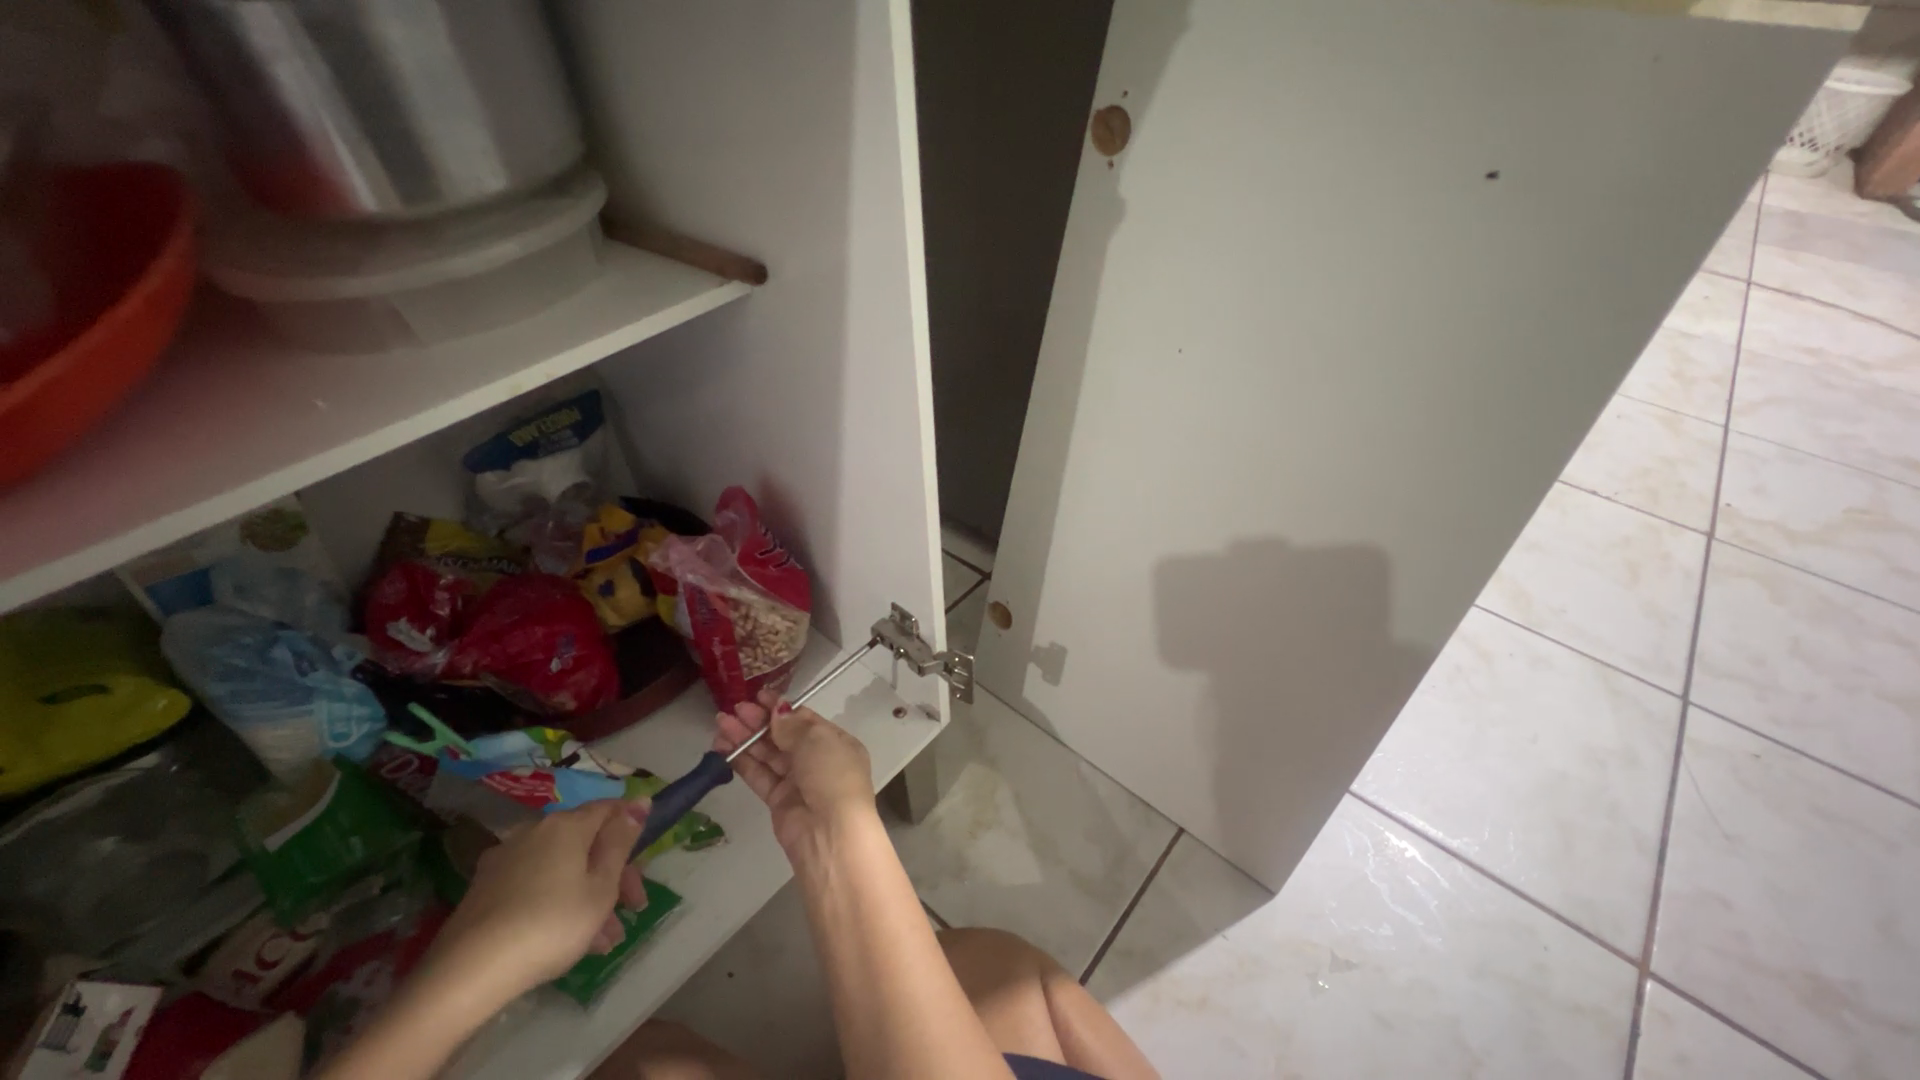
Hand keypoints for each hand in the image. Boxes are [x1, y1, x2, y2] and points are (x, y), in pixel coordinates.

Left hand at [425, 797, 651, 1000]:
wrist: (470, 971)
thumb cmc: (552, 924)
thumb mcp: (601, 886)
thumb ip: (621, 842)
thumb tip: (639, 802)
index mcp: (566, 826)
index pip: (609, 809)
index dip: (632, 827)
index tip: (647, 861)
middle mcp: (534, 832)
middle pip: (586, 843)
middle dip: (614, 874)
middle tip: (632, 910)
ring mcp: (505, 860)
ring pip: (562, 870)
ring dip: (589, 897)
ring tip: (604, 942)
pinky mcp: (485, 889)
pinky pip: (535, 886)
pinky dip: (558, 903)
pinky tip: (568, 941)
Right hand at [714, 689, 875, 859]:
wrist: (830, 832)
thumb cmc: (832, 775)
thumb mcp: (817, 740)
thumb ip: (792, 725)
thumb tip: (778, 709)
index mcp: (836, 743)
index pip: (805, 720)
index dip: (781, 708)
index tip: (758, 696)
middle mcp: (818, 760)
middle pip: (784, 736)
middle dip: (760, 722)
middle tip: (735, 709)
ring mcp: (797, 781)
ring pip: (768, 755)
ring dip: (745, 738)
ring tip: (721, 723)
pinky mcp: (778, 801)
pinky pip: (758, 775)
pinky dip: (741, 760)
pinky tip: (723, 747)